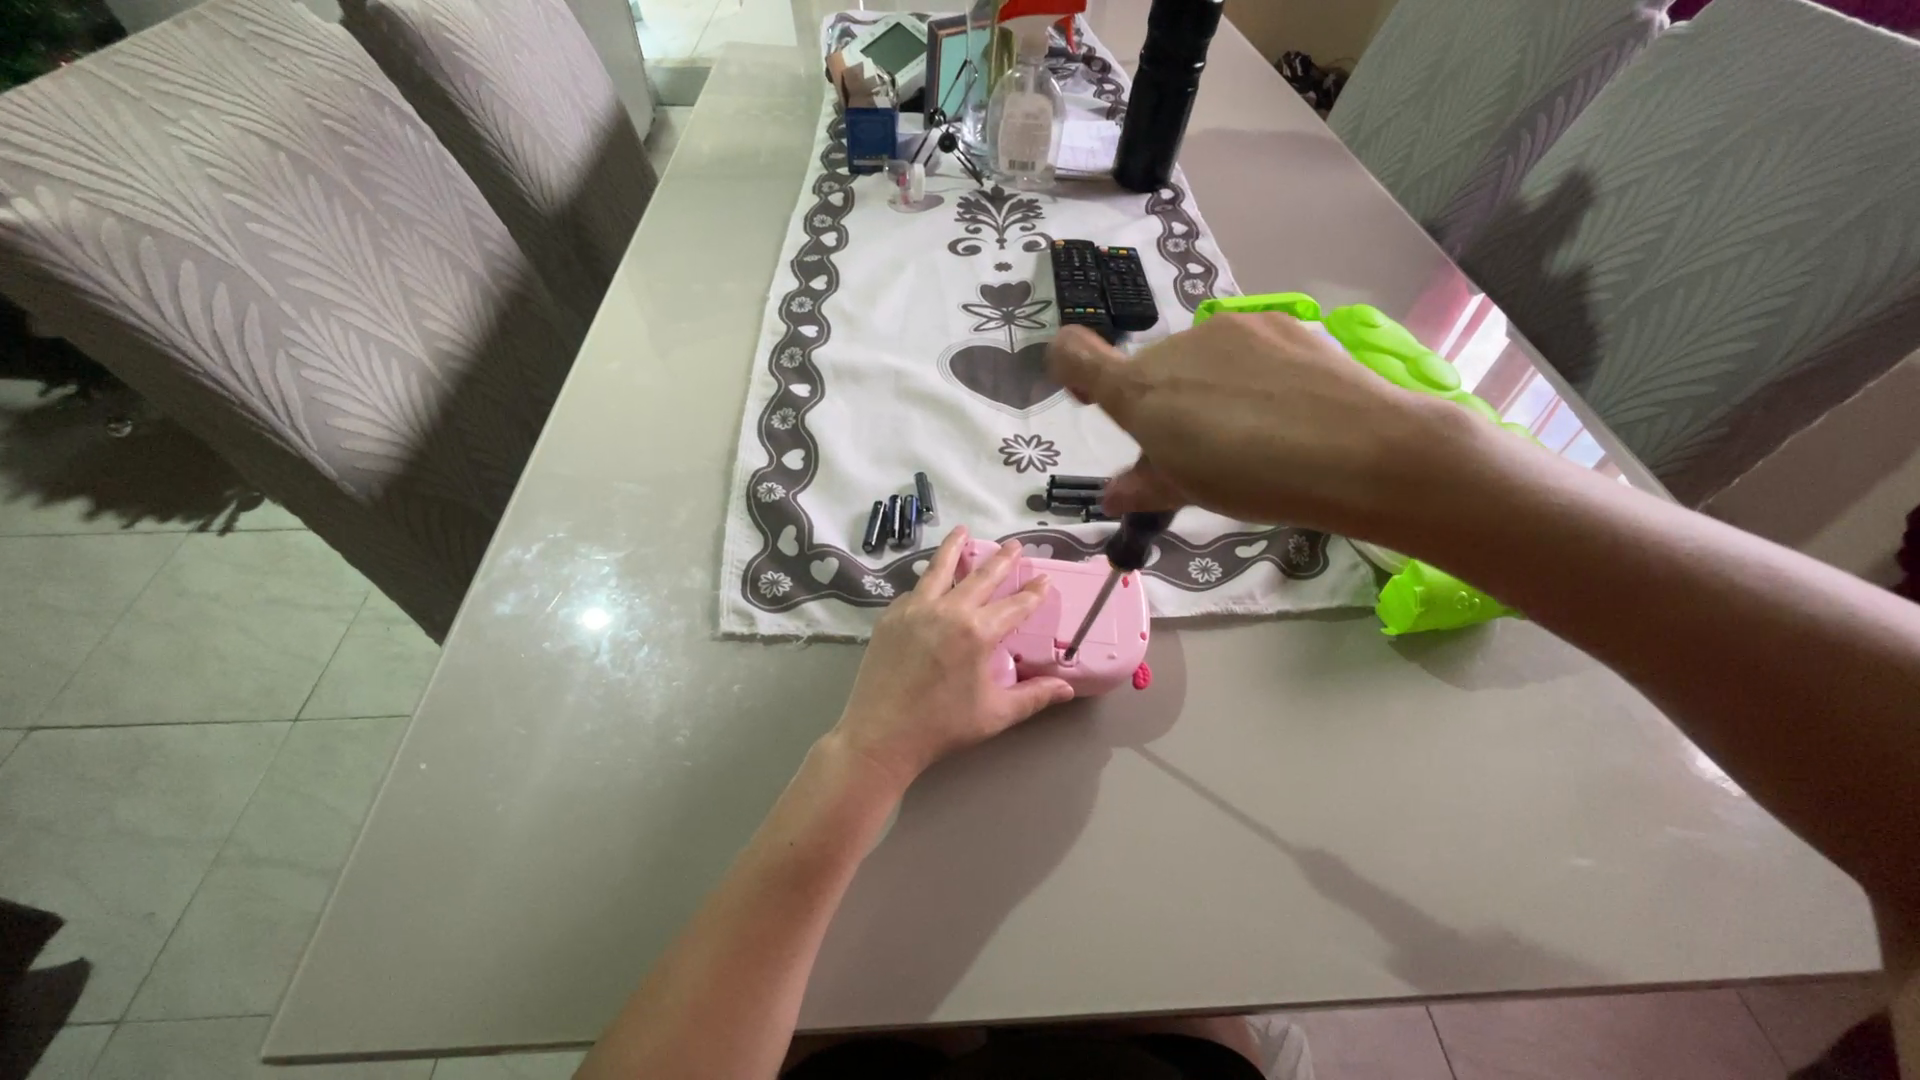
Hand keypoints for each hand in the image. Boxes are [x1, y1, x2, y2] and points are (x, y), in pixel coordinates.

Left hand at [827, 527, 1074, 789]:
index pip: (1014, 606)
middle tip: (1015, 545)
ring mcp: (915, 610)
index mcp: (977, 632)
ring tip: (963, 531)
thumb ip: (1034, 697)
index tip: (1044, 581)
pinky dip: (927, 581)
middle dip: (1002, 560)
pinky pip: (915, 591)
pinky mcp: (891, 617)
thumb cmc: (942, 726)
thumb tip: (1067, 689)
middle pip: (981, 577)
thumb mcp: (995, 714)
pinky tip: (930, 581)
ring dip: (954, 548)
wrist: (881, 735)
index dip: (1033, 594)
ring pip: (939, 570)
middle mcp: (948, 611)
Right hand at [1046, 316, 1476, 543]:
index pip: (1074, 354)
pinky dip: (1249, 372)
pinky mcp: (1276, 320)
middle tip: (1201, 448)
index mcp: (1140, 392)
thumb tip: (1114, 494)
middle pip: (1150, 370)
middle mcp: (1174, 348)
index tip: (1091, 396)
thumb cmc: (1256, 481)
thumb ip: (1144, 486)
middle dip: (1163, 403)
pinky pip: (1242, 347)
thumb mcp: (1190, 492)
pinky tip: (1285, 404)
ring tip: (1254, 429)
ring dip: (1207, 387)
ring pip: (1197, 358)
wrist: (1360, 450)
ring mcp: (1227, 329)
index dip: (1070, 368)